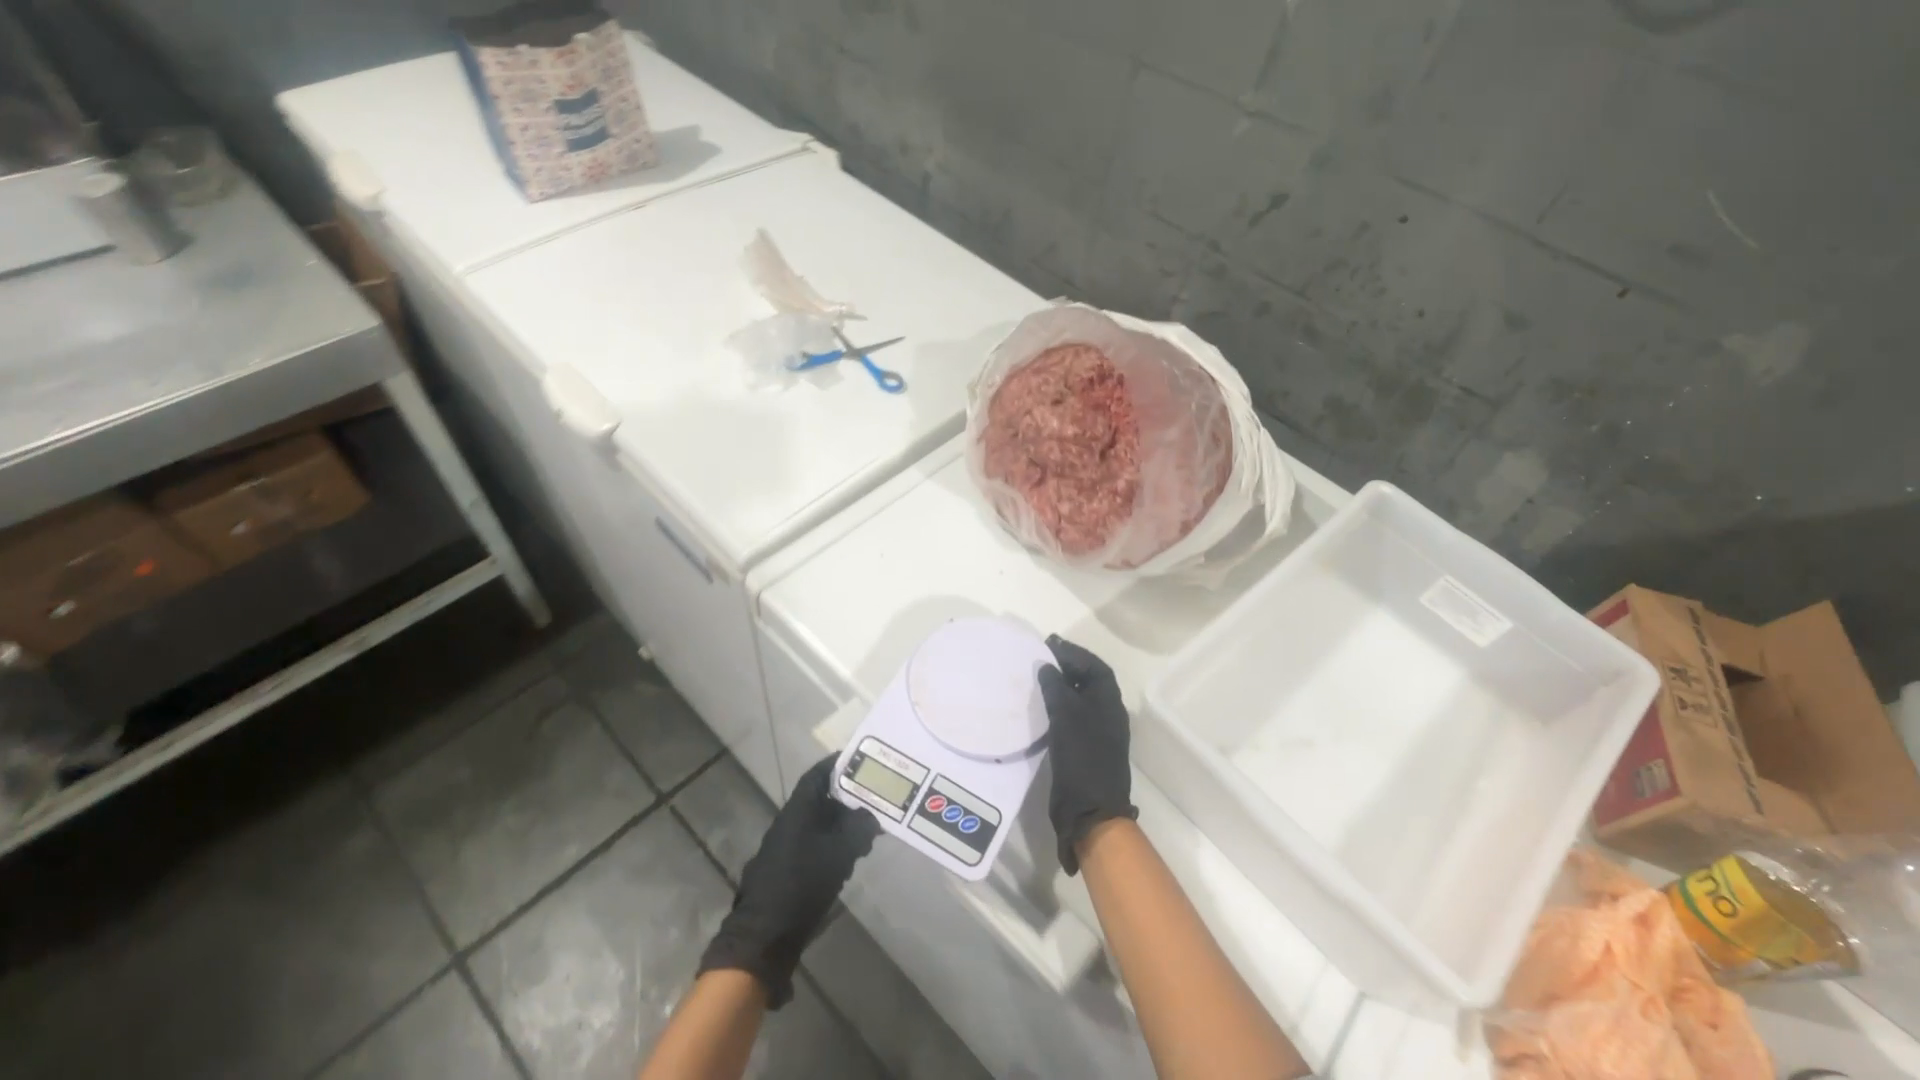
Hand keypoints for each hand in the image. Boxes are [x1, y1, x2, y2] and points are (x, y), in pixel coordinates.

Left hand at [697, 754, 879, 1007]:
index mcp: (797, 812)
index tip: (859, 760)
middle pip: (820, 801)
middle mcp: (789, 824)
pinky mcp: (787, 870)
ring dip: (842, 826)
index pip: (817, 777)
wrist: (765, 934)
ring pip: (819, 825)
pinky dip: (834, 846)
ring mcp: (785, 848)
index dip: (836, 765)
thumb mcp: (839, 854)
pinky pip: (814, 846)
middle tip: (874, 801)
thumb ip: (858, 830)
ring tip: (869, 834)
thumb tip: (871, 815)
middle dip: (848, 800)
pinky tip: (851, 860)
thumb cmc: (802, 886)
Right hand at [1039, 635, 1137, 875]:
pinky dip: (1058, 708)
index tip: (1050, 644)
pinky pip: (1072, 719)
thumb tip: (1047, 667)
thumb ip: (1057, 688)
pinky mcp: (1084, 750)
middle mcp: (1107, 715)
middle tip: (1042, 657)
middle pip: (1090, 682)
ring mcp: (1097, 734)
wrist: (1090, 809)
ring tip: (1038, 678)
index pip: (1096, 667)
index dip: (1075, 653)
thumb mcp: (1066, 717)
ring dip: (1062, 687)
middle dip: (1068, 667)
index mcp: (1109, 702)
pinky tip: (1040, 708)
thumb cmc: (1082, 757)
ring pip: (1080, 701)